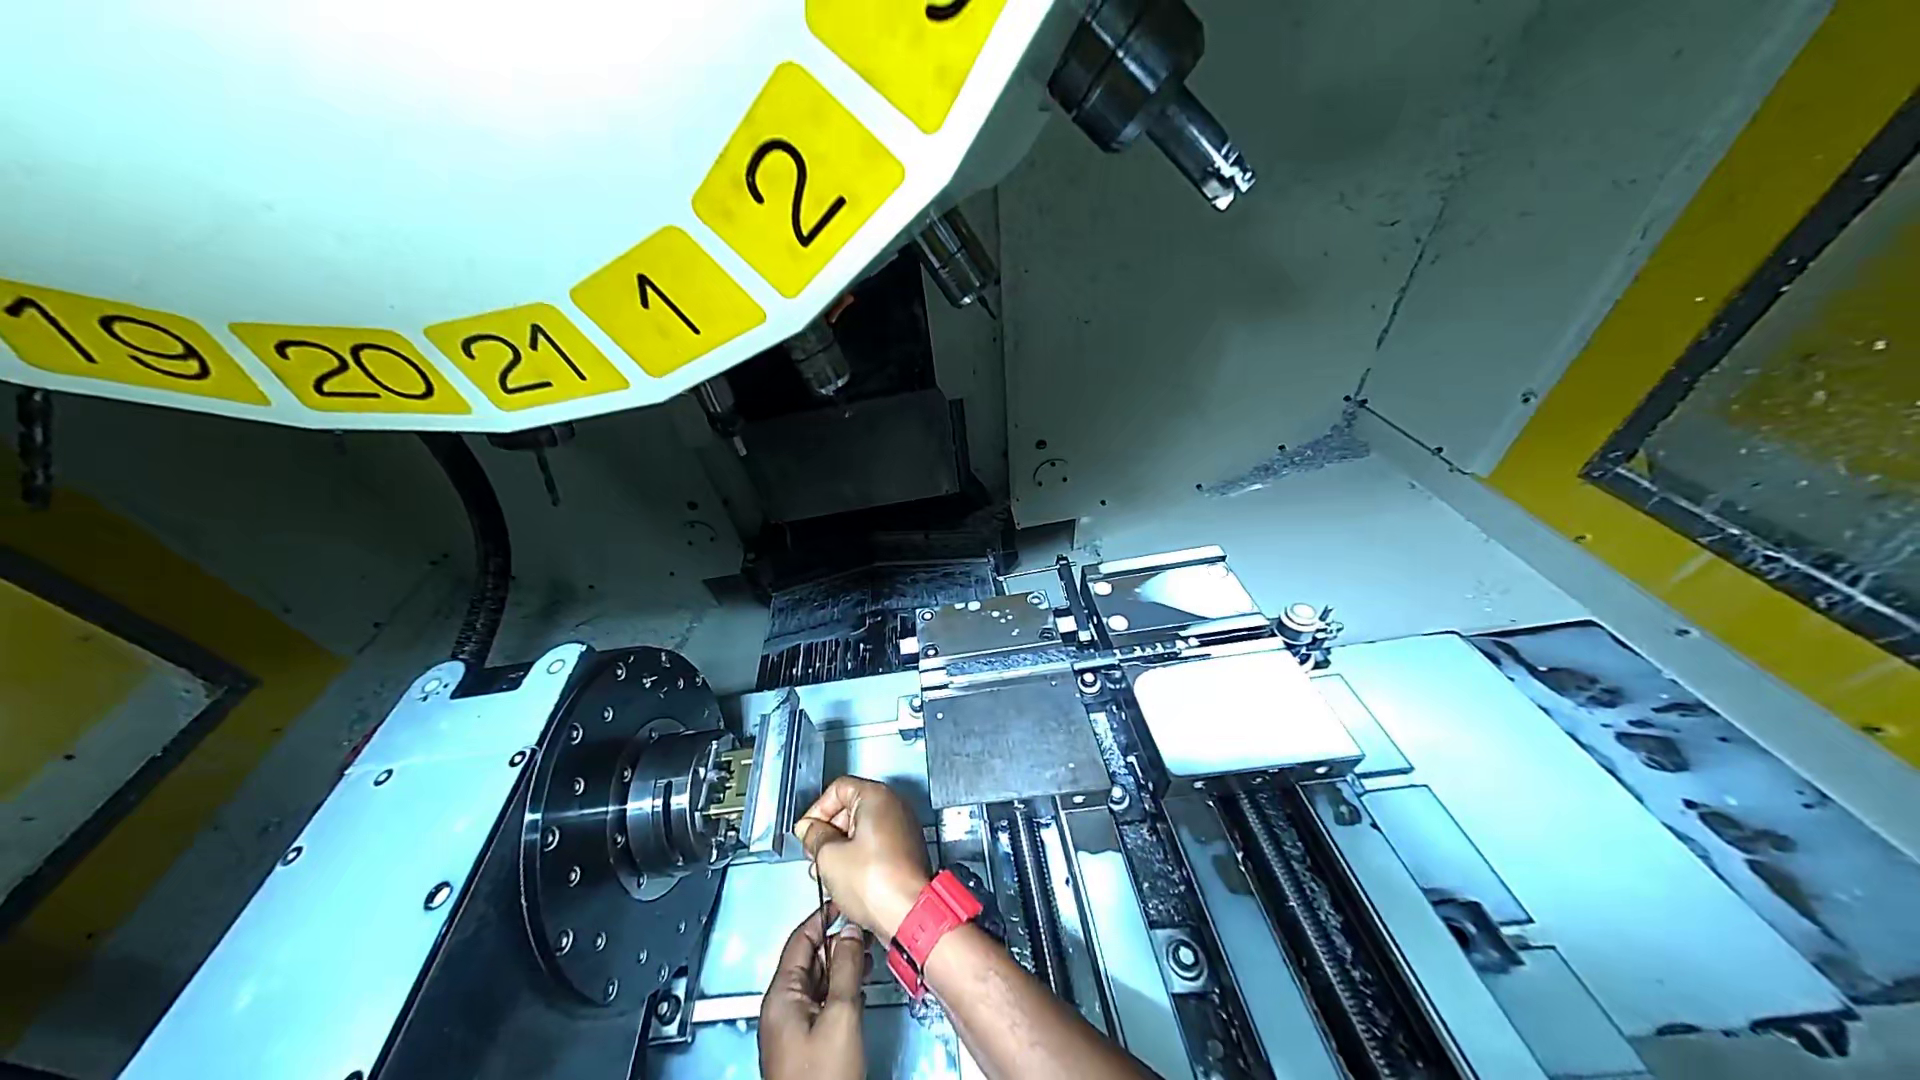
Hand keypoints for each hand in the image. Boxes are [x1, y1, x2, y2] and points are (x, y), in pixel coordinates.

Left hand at [758, 905, 866, 1079]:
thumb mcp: (841, 1015)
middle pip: (808, 958)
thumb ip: (847, 969)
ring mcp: (791, 1026)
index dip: (822, 916)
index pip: (800, 939)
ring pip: (816, 979)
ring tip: (867, 956)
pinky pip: (821, 1000)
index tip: (842, 902)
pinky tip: (859, 987)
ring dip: (841, 965)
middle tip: (863, 930)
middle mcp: (781, 1007)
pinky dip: (840, 987)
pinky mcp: (804, 1042)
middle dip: (836, 941)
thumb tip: (850, 933)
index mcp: (781, 995)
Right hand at [794, 776, 930, 938]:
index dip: (817, 811)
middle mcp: (894, 806)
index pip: (837, 789)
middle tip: (816, 853)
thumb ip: (814, 836)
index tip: (807, 832)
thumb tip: (809, 829)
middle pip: (850, 807)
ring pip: (862, 828)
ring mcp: (903, 827)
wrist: (909, 913)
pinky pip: (876, 843)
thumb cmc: (879, 883)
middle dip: (828, 832)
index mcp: (876, 796)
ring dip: (841, 847)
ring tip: (829, 871)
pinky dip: (859, 856)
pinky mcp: (906, 849)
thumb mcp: (829, 856)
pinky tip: (848, 878)